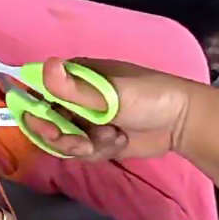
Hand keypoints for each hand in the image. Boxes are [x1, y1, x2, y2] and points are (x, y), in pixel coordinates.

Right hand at [25, 58, 205, 161]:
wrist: (181, 123)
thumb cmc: (148, 96)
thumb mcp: (112, 92)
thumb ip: (75, 88)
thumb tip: (46, 66)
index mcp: (74, 77)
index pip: (39, 92)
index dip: (36, 112)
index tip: (48, 126)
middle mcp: (74, 98)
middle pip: (47, 122)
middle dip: (61, 136)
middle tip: (81, 142)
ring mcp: (85, 120)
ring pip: (64, 141)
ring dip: (84, 145)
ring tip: (110, 139)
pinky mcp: (96, 141)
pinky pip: (82, 153)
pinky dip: (100, 151)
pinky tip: (119, 142)